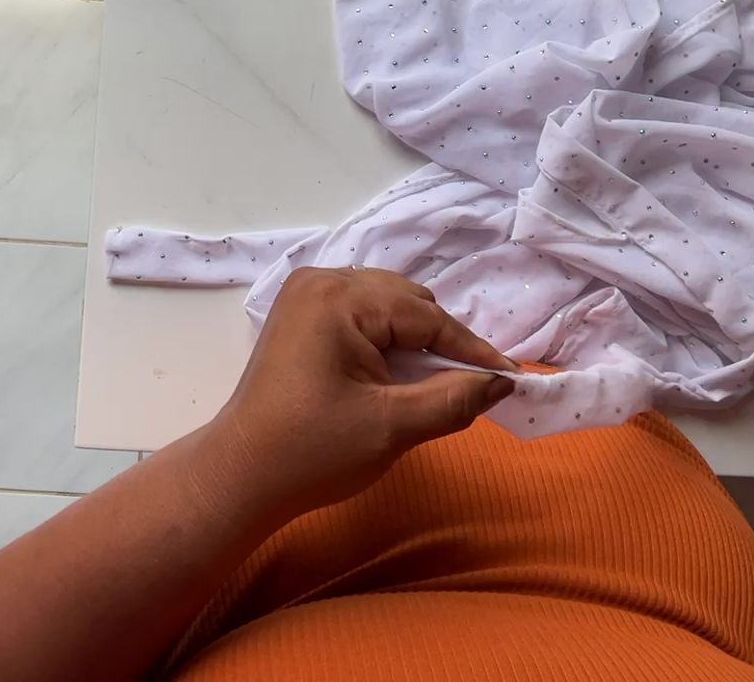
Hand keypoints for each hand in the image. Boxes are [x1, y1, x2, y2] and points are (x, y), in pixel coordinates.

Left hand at [195, 267, 518, 518]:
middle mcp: (321, 280)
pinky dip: (385, 335)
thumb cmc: (312, 452)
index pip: (424, 316)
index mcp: (340, 299)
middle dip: (439, 342)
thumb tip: (501, 383)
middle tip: (468, 384)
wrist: (241, 474)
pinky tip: (393, 369)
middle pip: (406, 301)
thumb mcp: (392, 427)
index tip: (511, 375)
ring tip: (430, 380)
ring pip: (386, 302)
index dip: (470, 349)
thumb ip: (452, 400)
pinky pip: (361, 309)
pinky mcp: (300, 310)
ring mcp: (306, 292)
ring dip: (413, 337)